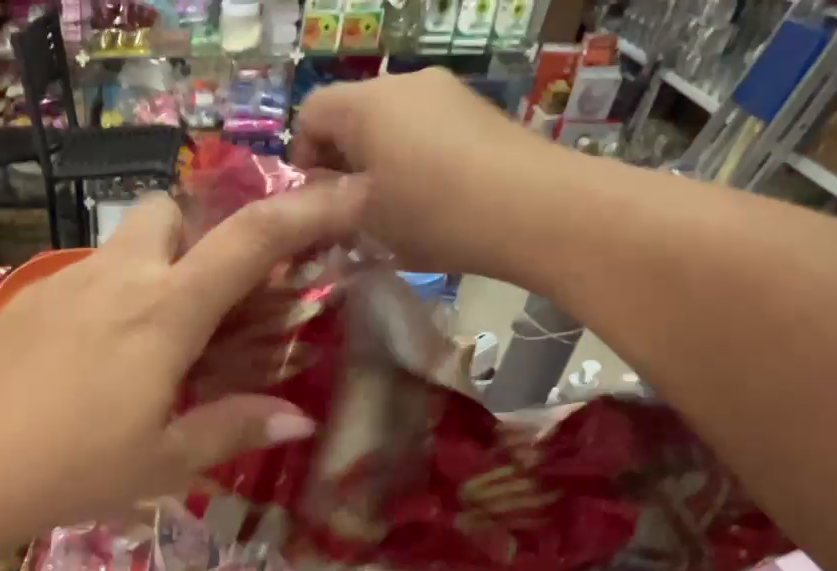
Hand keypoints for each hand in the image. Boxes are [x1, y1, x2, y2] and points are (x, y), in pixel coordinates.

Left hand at [0, 183, 365, 554]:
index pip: (250, 241)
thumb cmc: (68, 469)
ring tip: (153, 351)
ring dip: (152, 275)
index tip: (350, 195)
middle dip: (200, 238)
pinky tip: (93, 369)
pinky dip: (107, 304)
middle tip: (211, 305)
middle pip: (167, 214)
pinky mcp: (20, 310)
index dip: (308, 213)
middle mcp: (114, 280)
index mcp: (164, 311)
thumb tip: (296, 418)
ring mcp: (59, 289)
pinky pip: (80, 285)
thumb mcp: (160, 462)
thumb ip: (229, 430)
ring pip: (120, 250)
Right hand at [293, 69, 563, 278]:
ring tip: (388, 212)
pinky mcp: (476, 113)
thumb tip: (318, 194)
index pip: (309, 114)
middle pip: (350, 116)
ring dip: (377, 164)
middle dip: (340, 162)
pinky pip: (424, 131)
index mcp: (365, 104)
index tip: (312, 202)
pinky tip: (427, 202)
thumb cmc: (431, 214)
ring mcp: (446, 94)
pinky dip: (411, 162)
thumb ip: (326, 202)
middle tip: (346, 213)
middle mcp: (404, 85)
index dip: (301, 158)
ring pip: (389, 125)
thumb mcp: (361, 219)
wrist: (534, 209)